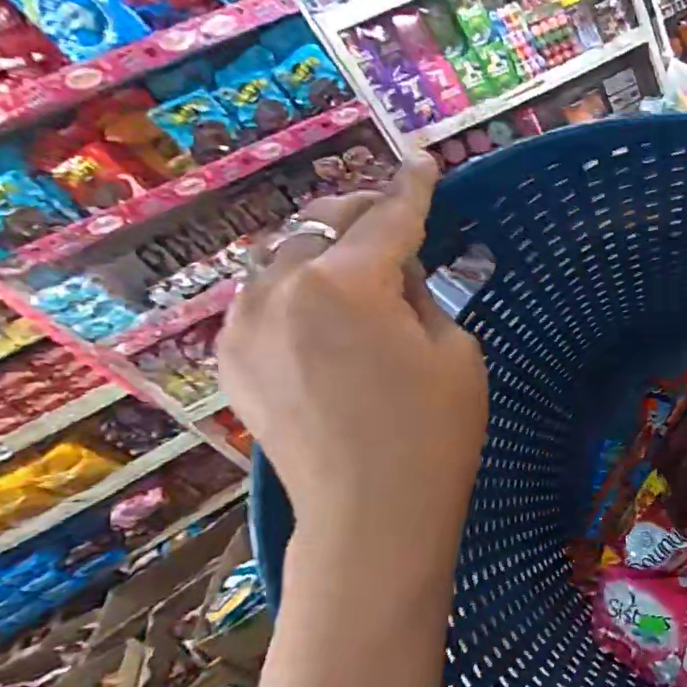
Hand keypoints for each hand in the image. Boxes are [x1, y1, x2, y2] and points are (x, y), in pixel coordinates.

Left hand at [217, 157, 487, 577]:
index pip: (388, 216)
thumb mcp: (454, 353)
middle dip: (362, 214)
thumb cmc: (430, 439)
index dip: (412, 189)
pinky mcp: (232, 360)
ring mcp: (245, 325)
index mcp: (343, 282)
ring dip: (322, 251)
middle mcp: (280, 288)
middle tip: (393, 220)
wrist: (368, 522)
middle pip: (323, 222)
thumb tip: (392, 277)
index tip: (422, 165)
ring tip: (354, 272)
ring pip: (284, 257)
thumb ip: (420, 296)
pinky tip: (318, 315)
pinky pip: (262, 300)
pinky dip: (293, 292)